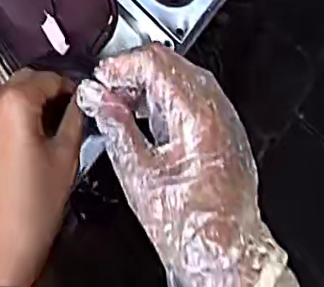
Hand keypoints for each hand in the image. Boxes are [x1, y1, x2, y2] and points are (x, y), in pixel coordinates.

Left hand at [0, 69, 84, 285]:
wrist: (3, 242)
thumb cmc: (30, 207)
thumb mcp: (65, 156)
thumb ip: (75, 118)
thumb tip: (82, 101)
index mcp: (15, 100)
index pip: (50, 76)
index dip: (72, 85)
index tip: (86, 96)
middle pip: (32, 77)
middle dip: (55, 88)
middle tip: (78, 106)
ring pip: (19, 89)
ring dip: (40, 97)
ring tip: (64, 120)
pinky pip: (9, 105)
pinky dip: (27, 109)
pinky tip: (44, 131)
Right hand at [76, 45, 288, 286]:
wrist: (229, 261)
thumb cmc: (191, 228)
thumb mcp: (139, 175)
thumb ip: (114, 126)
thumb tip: (94, 95)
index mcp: (196, 114)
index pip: (153, 61)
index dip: (119, 65)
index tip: (100, 81)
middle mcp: (215, 108)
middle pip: (167, 60)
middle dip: (131, 71)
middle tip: (107, 93)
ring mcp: (222, 116)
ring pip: (177, 73)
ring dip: (146, 82)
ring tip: (123, 107)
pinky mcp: (222, 128)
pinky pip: (189, 92)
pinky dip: (163, 95)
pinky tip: (146, 117)